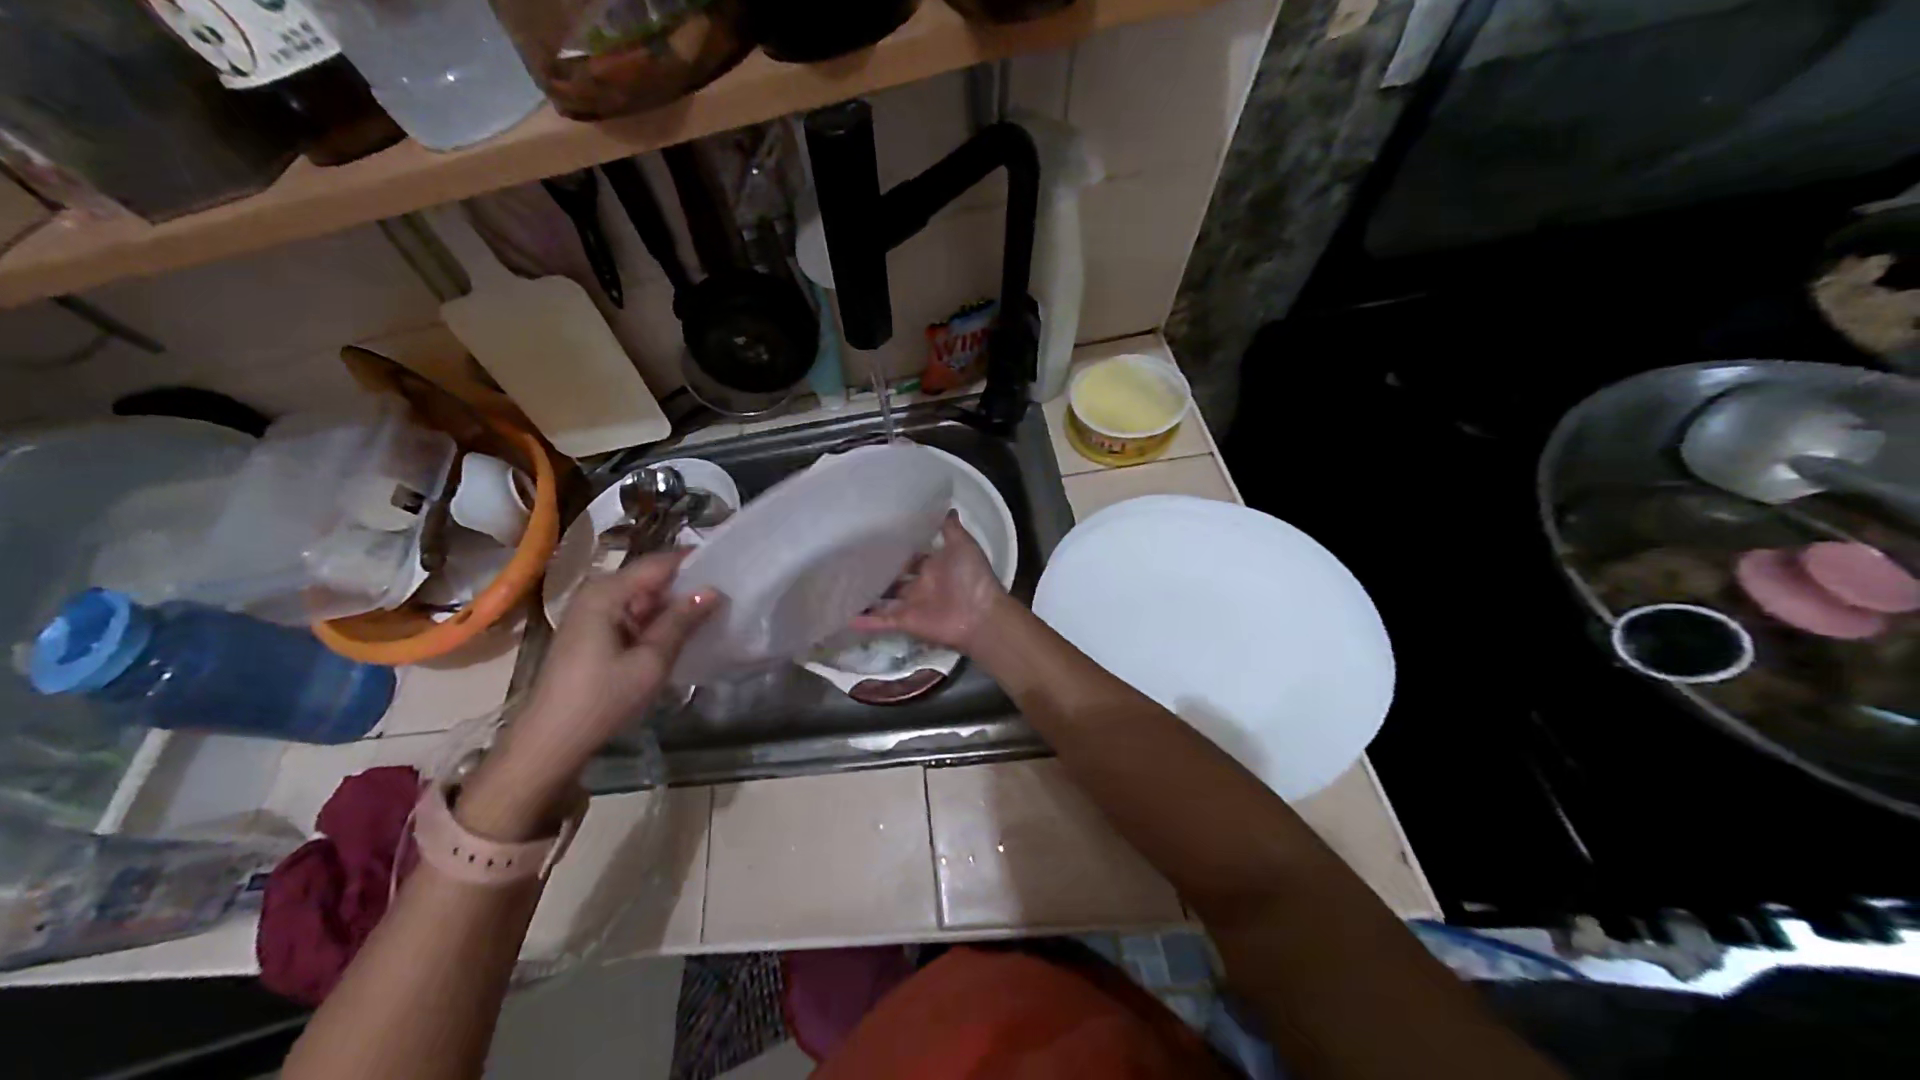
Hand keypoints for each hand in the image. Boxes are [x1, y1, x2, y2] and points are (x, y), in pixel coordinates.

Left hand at [461, 552, 719, 838]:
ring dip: (671, 606)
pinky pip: (630, 614)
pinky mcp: (590, 633)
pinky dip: (654, 621)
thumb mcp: (651, 661)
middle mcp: (595, 593)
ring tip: (709, 615)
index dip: (694, 563)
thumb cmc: (603, 699)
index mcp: (606, 593)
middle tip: (724, 596)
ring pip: (641, 597)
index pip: (658, 563)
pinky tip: (678, 635)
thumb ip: (681, 622)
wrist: (551, 741)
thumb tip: (712, 591)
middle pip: (649, 578)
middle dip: (685, 585)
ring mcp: (590, 613)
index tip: (729, 569)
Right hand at [851, 511, 1011, 653]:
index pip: (910, 555)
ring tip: (838, 584)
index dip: (896, 547)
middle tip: (848, 557)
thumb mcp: (963, 546)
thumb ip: (951, 529)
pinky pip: (881, 620)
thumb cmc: (973, 578)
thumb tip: (947, 507)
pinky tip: (843, 614)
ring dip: (865, 594)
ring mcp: (911, 604)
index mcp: (934, 566)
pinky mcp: (905, 622)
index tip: (873, 536)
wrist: (981, 616)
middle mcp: (920, 584)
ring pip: (883, 598)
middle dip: (876, 569)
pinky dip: (864, 620)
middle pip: (894, 576)